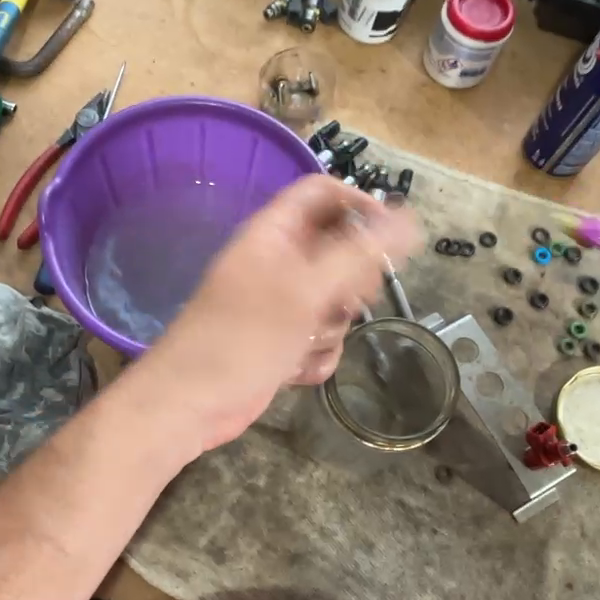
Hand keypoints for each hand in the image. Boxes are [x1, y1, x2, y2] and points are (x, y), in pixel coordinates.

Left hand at [126, 174, 416, 454]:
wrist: (190, 405)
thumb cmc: (240, 340)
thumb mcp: (304, 291)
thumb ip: (358, 253)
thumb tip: (409, 218)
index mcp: (273, 235)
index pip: (323, 194)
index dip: (359, 206)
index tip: (390, 237)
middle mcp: (278, 265)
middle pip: (339, 253)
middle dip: (348, 285)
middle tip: (339, 302)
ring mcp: (281, 307)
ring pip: (335, 303)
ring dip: (329, 328)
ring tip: (303, 343)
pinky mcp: (283, 344)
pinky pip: (321, 340)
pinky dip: (314, 357)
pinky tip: (294, 371)